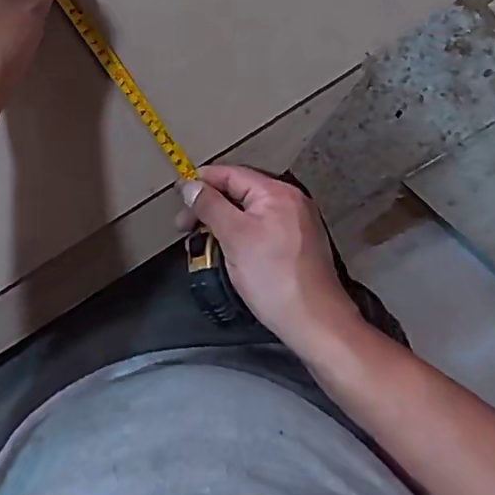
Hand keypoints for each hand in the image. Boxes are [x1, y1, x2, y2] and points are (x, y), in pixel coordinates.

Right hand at [183, 166, 360, 351]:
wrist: (314, 321)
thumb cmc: (276, 279)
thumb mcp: (234, 237)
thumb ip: (210, 206)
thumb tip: (191, 186)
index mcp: (277, 192)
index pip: (232, 173)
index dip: (202, 181)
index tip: (180, 195)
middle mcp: (290, 200)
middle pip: (241, 191)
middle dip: (210, 205)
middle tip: (186, 224)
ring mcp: (296, 222)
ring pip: (250, 212)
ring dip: (223, 221)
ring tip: (202, 240)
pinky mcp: (297, 243)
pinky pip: (262, 228)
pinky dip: (241, 233)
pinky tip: (227, 249)